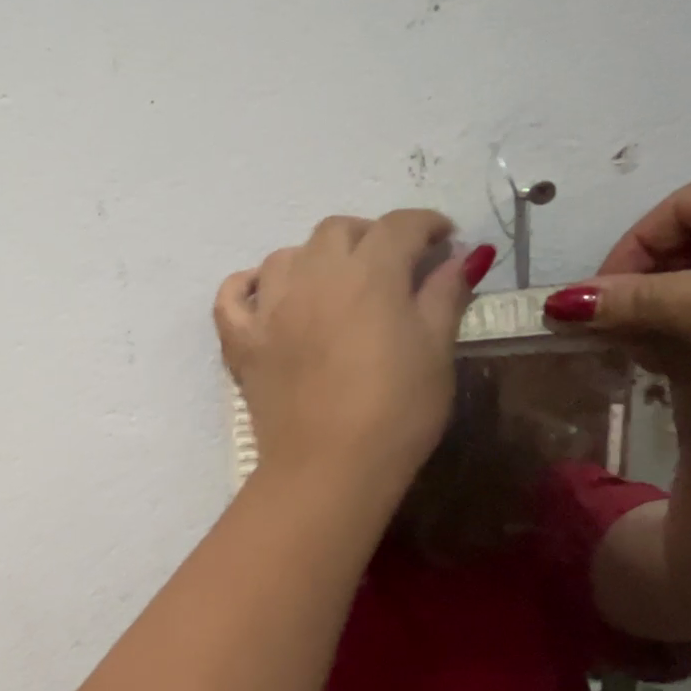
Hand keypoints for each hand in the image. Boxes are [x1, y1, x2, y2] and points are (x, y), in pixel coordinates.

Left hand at [214, 211, 492, 484]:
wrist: (329, 464)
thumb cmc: (396, 411)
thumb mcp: (436, 350)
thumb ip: (443, 296)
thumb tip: (459, 256)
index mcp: (369, 274)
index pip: (398, 226)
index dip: (426, 225)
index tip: (441, 241)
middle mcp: (312, 278)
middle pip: (336, 231)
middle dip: (367, 237)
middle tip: (389, 265)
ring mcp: (269, 309)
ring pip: (284, 256)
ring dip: (311, 258)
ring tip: (332, 284)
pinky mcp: (240, 341)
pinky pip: (231, 296)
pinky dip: (246, 286)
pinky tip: (266, 296)